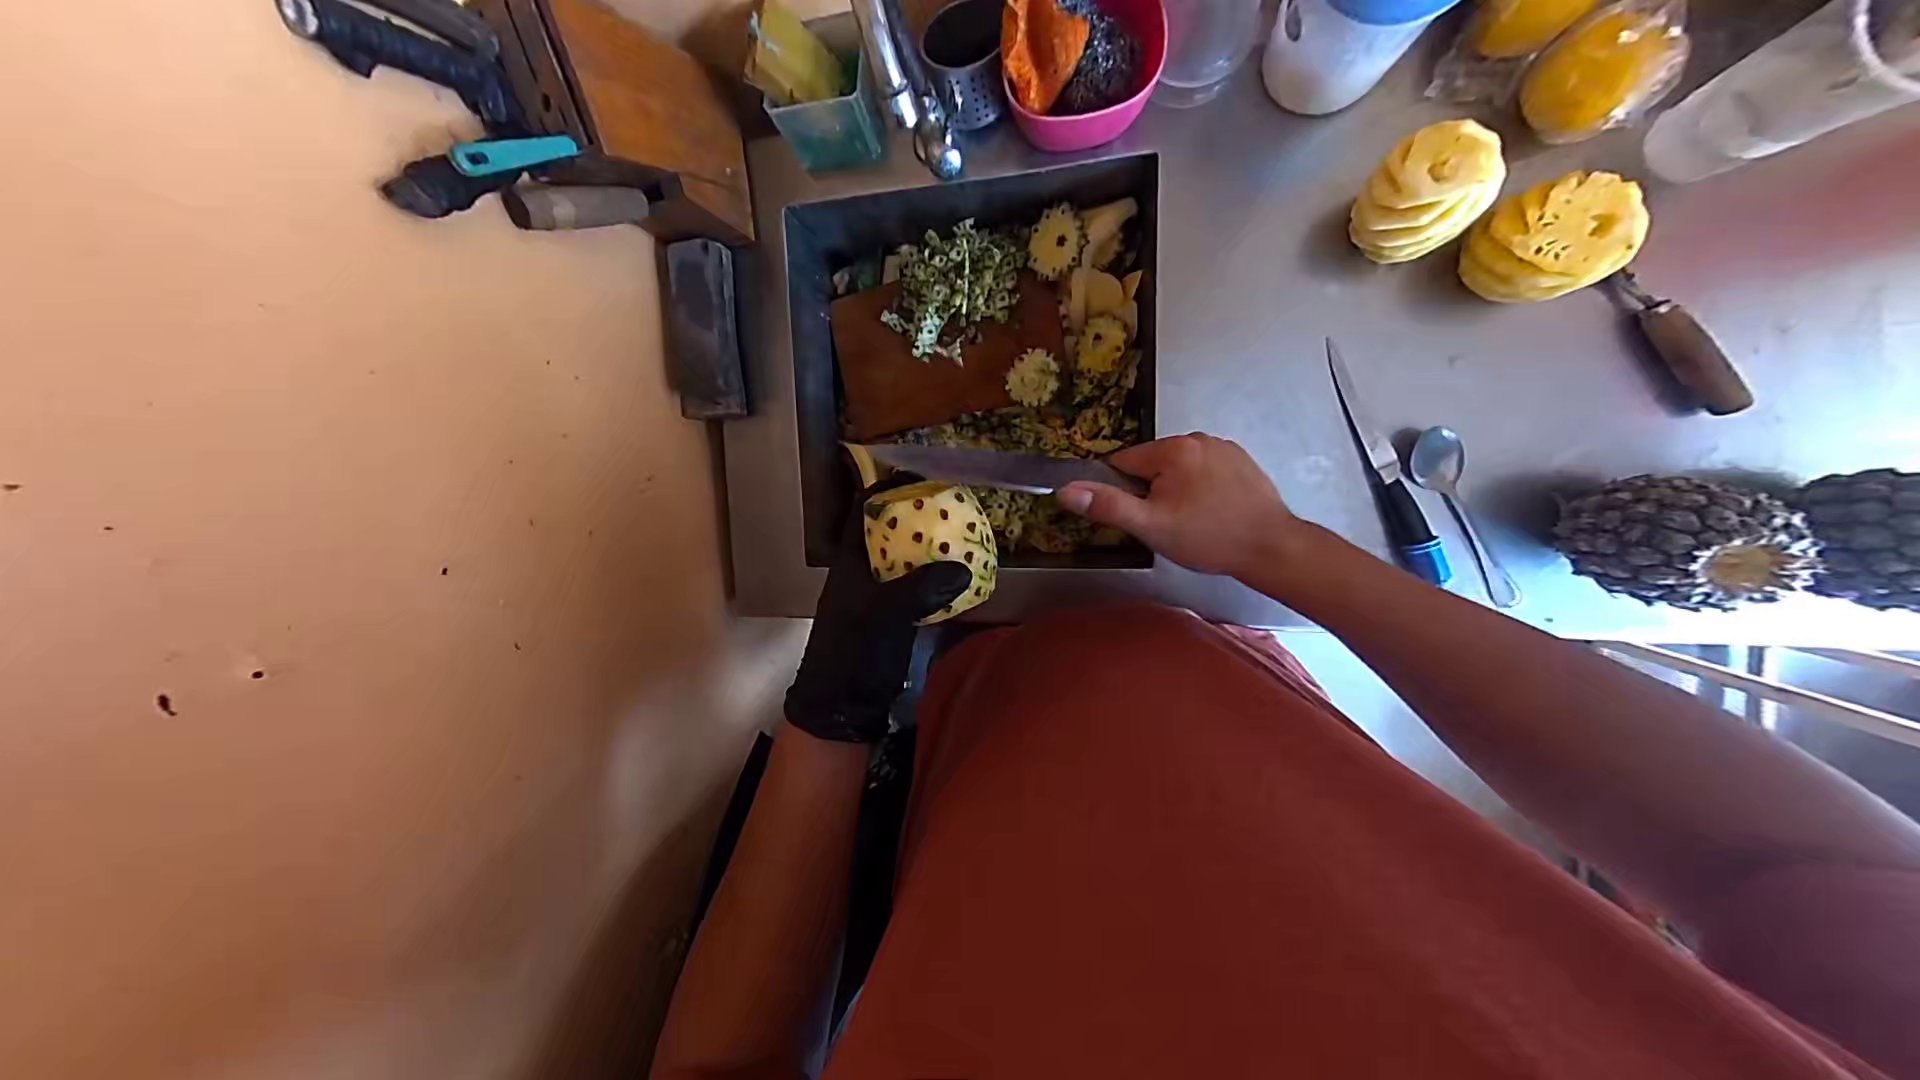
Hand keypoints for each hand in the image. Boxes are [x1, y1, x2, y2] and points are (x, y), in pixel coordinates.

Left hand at [784, 477, 972, 742]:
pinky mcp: (899, 613)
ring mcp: (883, 592)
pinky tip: (965, 571)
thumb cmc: (850, 652)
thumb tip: (963, 567)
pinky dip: (940, 574)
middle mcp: (866, 570)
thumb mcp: (881, 615)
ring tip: (965, 527)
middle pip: (891, 529)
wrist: (844, 702)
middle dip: (917, 512)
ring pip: (908, 557)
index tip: (917, 471)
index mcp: (851, 561)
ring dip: (931, 543)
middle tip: (953, 498)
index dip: (884, 487)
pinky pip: (922, 584)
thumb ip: (919, 590)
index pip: (863, 511)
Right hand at [1056, 434, 1304, 577]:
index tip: (1141, 515)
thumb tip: (1066, 490)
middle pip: (1150, 464)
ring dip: (1174, 489)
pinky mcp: (1240, 461)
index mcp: (1172, 449)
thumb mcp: (1151, 526)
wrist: (1271, 547)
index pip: (1123, 462)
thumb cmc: (1208, 537)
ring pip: (1177, 468)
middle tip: (1167, 523)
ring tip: (1192, 521)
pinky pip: (1203, 470)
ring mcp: (1222, 447)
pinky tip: (1211, 512)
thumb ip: (1107, 505)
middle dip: (1150, 491)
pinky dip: (1200, 488)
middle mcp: (1197, 438)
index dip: (1123, 491)